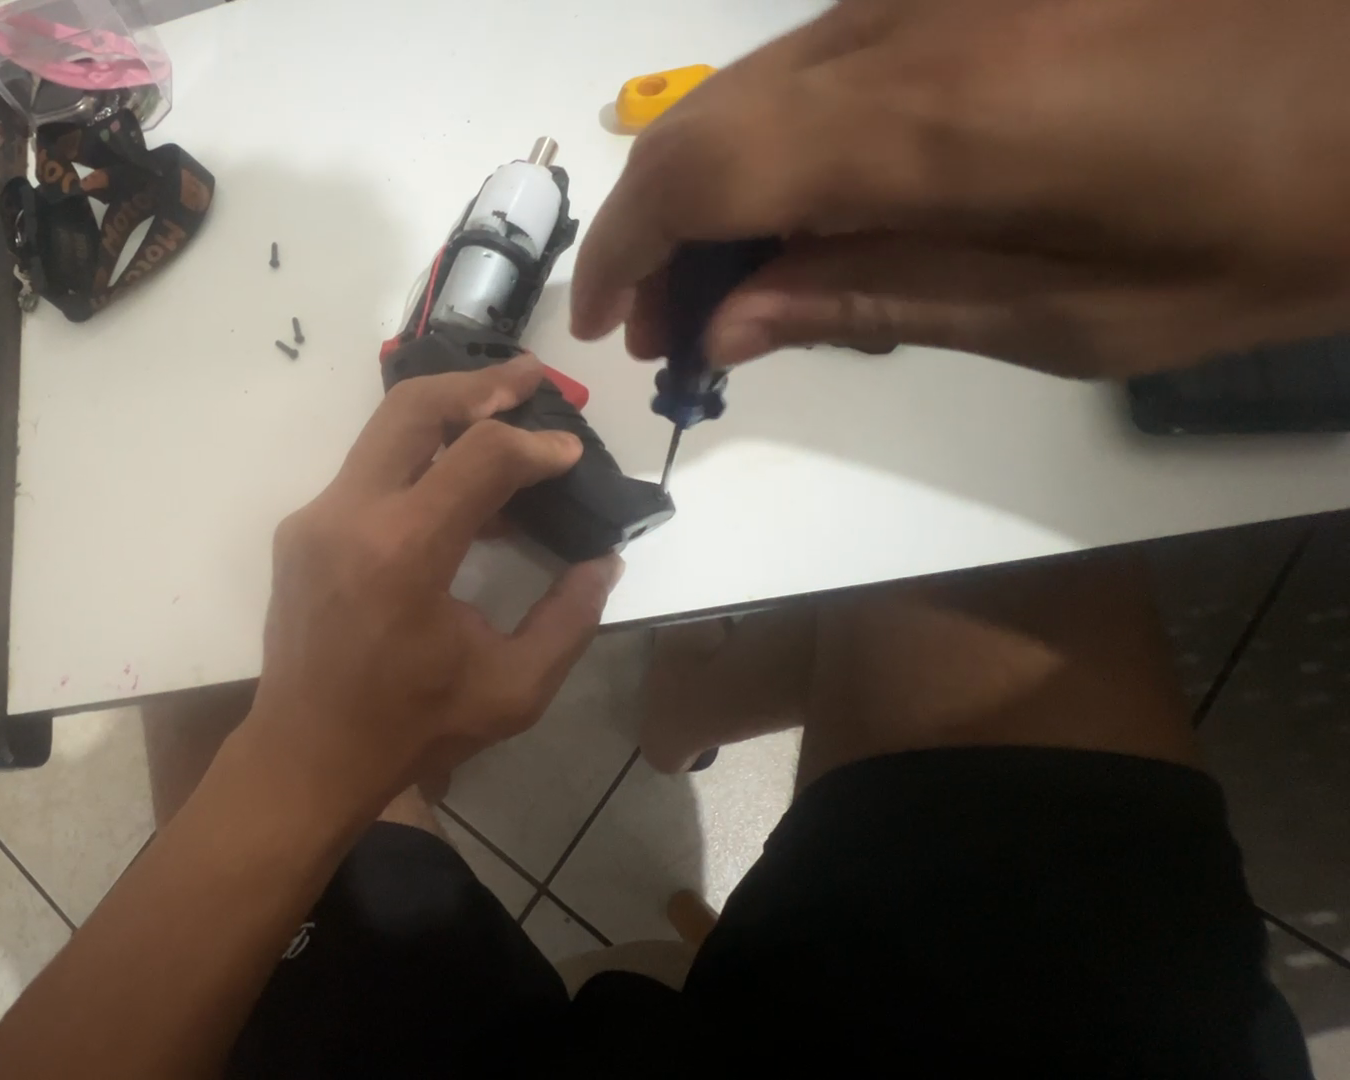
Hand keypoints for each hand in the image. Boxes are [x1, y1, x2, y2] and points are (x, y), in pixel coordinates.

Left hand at [244, 355, 623, 814]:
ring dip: (445, 415)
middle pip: (413, 408)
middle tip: (529, 377)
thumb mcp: (513, 689)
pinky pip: (366, 472)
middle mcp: (348, 517)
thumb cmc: (411, 728)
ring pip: (382, 432)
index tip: (570, 454)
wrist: (306, 754)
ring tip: (500, 416)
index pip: (479, 456)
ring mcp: (314, 519)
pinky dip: (416, 462)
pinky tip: (455, 488)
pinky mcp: (301, 531)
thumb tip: (602, 559)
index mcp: (403, 553)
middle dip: (478, 384)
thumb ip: (569, 618)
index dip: (534, 445)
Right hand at [570, 0, 1349, 377]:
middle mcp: (924, 18)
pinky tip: (794, 214)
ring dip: (704, 196)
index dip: (623, 249)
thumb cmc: (1309, 215)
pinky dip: (769, 152)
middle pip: (702, 121)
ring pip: (747, 90)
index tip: (606, 326)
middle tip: (662, 324)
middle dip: (650, 234)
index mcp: (951, 118)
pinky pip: (814, 66)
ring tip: (720, 284)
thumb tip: (724, 323)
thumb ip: (873, 304)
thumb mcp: (1074, 316)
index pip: (701, 169)